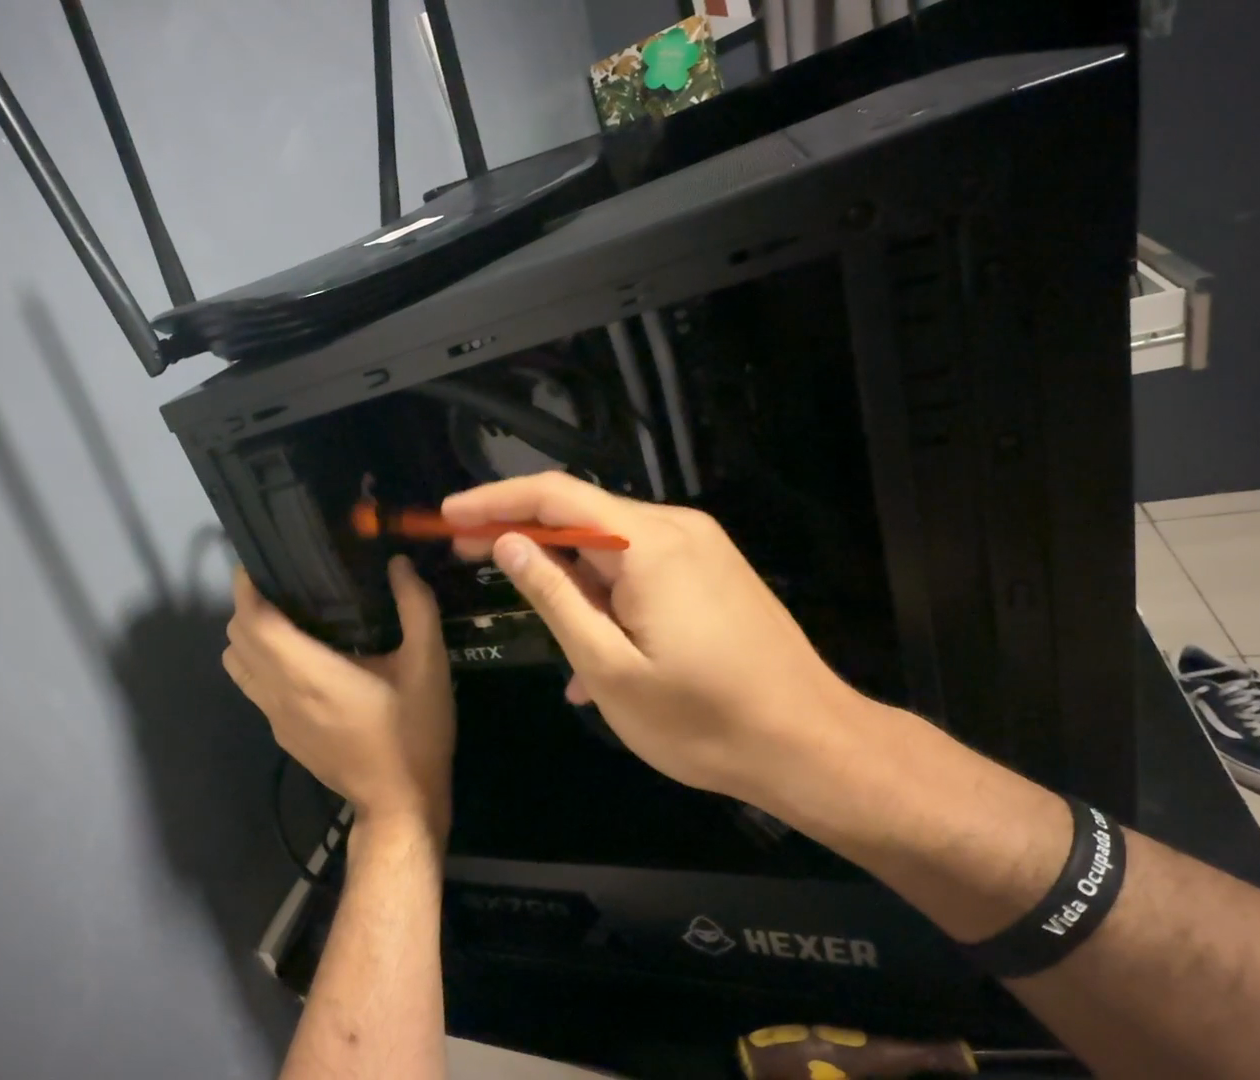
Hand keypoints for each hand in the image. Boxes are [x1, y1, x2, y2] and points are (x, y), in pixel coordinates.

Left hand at [223, 557, 455, 842]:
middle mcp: (280, 693)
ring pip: (237, 666)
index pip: (253, 622)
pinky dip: (258, 664)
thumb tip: (399, 564)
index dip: (246, 588)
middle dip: (247, 606)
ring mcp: (276, 718)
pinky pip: (253, 688)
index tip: (258, 564)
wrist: (400, 804)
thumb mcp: (428, 666)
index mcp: (309, 673)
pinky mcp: (282, 735)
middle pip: (236, 639)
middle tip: (279, 586)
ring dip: (248, 637)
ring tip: (284, 620)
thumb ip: (416, 608)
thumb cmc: (414, 733)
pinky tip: (297, 660)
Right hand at [440, 472, 862, 804]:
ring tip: (519, 606)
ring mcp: (699, 550)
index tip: (447, 516)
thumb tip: (507, 543)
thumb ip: (553, 598)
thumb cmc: (702, 720)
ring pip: (608, 544)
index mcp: (649, 544)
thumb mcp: (609, 667)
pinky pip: (639, 568)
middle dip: (519, 530)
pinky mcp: (711, 575)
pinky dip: (601, 593)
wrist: (812, 747)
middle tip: (463, 552)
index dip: (494, 501)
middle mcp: (676, 530)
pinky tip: (585, 648)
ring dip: (560, 570)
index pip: (554, 496)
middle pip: (580, 512)